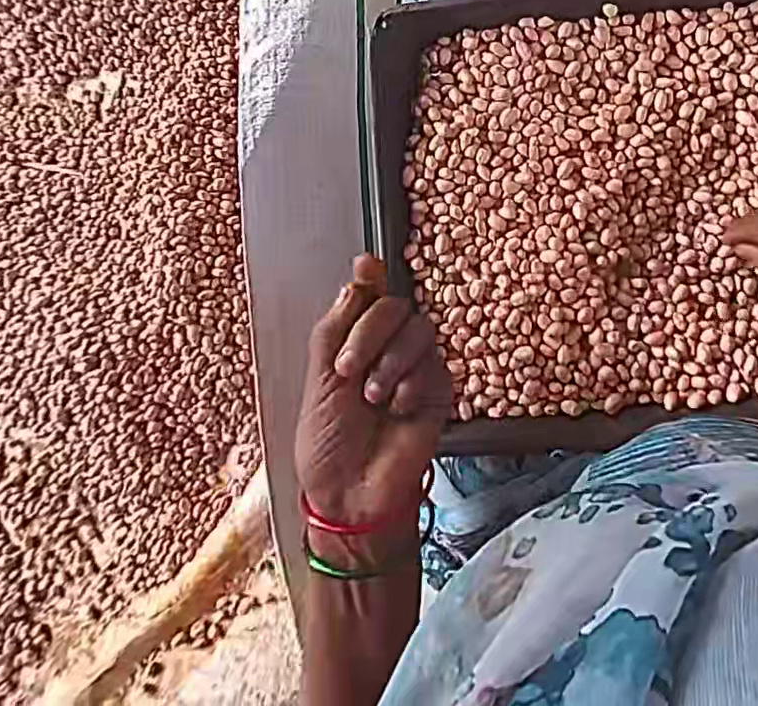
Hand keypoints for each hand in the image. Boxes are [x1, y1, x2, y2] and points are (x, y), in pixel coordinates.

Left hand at [294, 254, 450, 529]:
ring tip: (374, 398)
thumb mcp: (319, 375)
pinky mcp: (438, 389)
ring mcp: (415, 366)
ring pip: (418, 331)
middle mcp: (389, 347)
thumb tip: (364, 268)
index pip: (371, 295)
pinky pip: (434, 365)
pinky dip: (411, 386)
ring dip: (390, 363)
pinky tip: (397, 409)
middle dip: (369, 333)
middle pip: (395, 307)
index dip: (372, 277)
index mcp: (358, 340)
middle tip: (348, 368)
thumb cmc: (328, 439)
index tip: (367, 265)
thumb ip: (340, 320)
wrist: (350, 492)